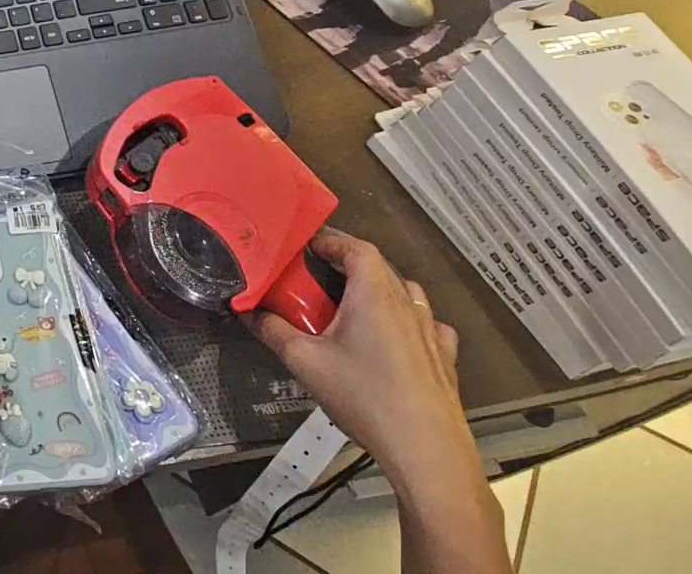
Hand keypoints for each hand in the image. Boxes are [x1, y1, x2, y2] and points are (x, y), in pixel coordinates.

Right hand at [245, 230, 470, 488]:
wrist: (426, 450)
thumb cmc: (363, 395)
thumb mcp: (303, 361)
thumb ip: (271, 330)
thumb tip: (246, 311)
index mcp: (374, 295)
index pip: (356, 249)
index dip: (330, 241)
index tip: (304, 248)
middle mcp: (406, 305)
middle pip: (378, 266)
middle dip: (345, 264)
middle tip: (314, 277)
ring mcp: (431, 331)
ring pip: (405, 292)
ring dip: (377, 287)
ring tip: (350, 303)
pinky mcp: (445, 358)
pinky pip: (427, 323)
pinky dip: (408, 318)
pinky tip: (395, 334)